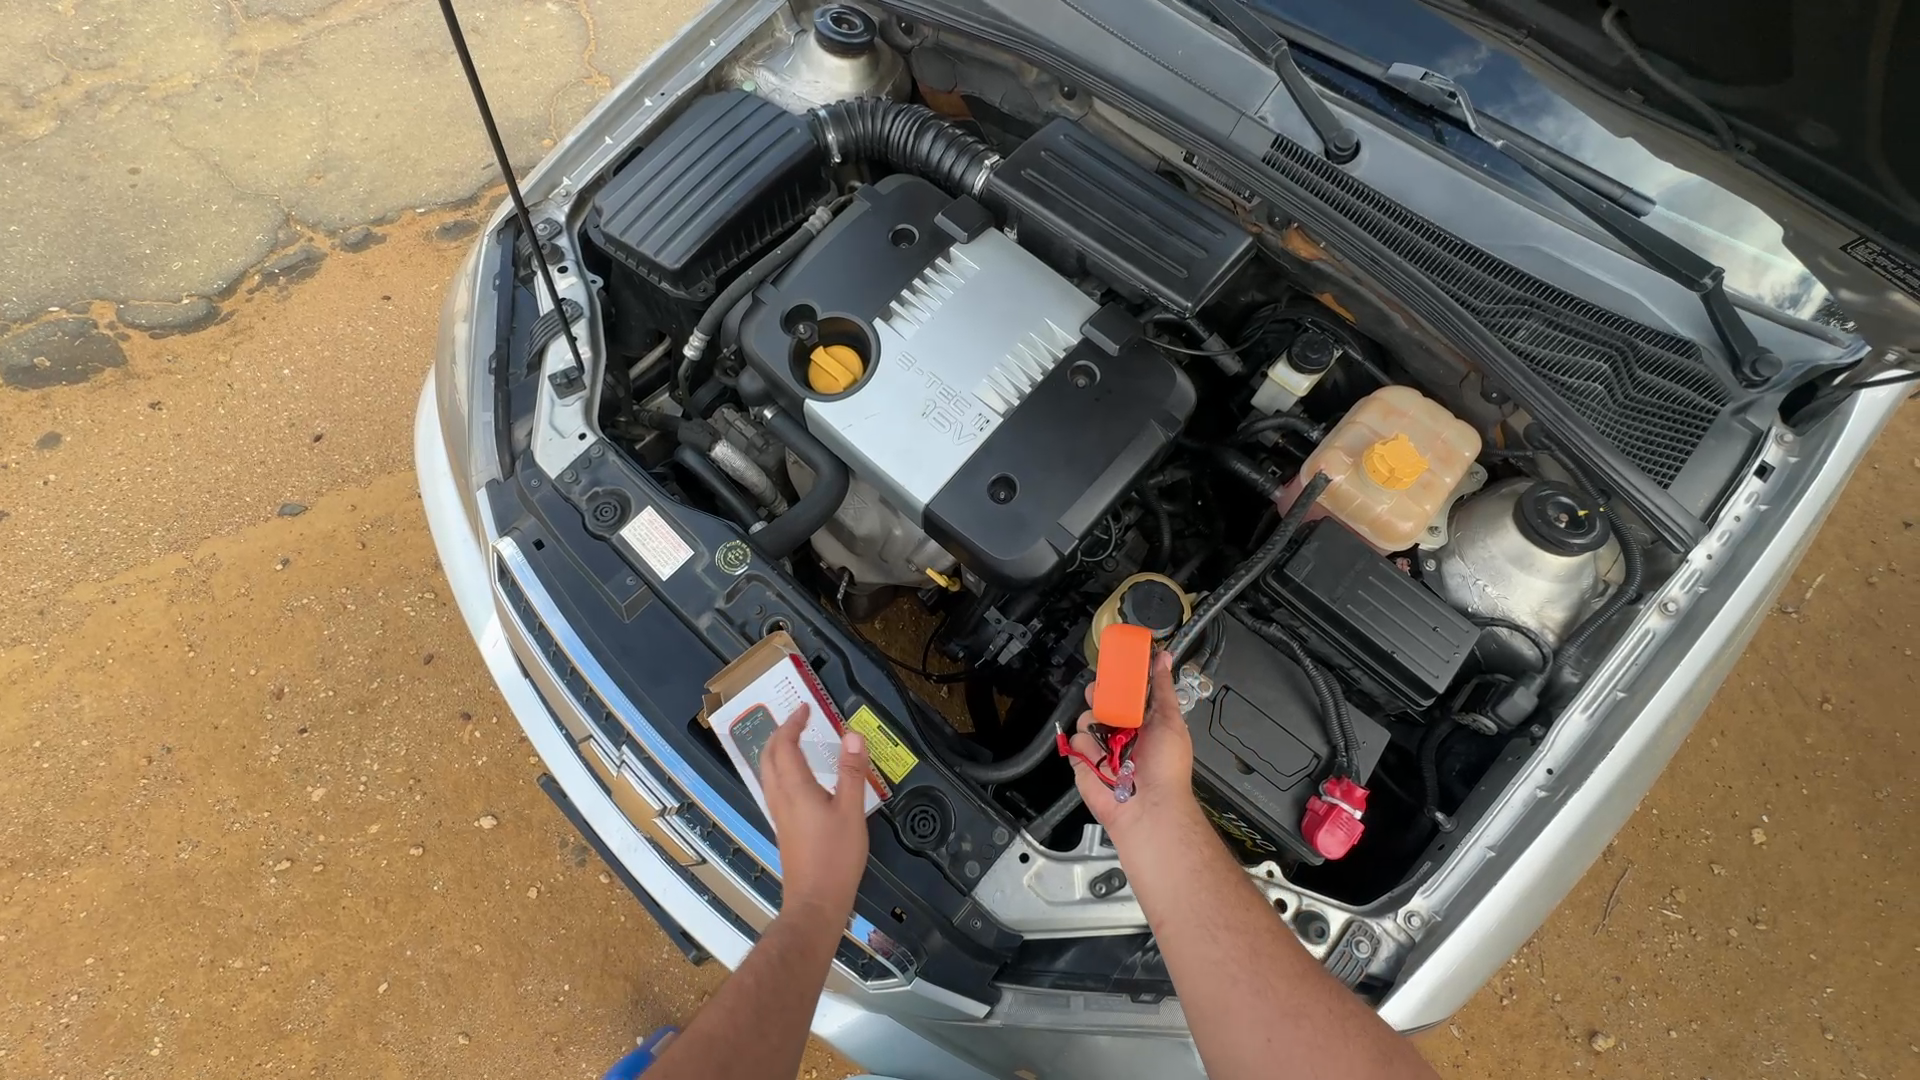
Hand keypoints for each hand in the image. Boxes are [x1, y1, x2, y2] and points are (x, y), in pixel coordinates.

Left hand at [760, 704, 871, 925]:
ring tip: (796, 740)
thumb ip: (852, 772)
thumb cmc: (835, 857)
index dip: (792, 724)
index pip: (784, 746)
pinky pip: (774, 788)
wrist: (815, 903)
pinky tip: (799, 777)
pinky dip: (781, 769)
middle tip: (798, 720)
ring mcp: (778, 815)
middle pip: (768, 757)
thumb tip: (852, 735)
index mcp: (795, 789)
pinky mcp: (783, 828)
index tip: (805, 708)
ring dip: (777, 751)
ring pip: (767, 773)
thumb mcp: (852, 811)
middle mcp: (780, 798)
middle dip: (779, 734)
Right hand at [1067, 652, 1203, 847]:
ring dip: (1095, 724)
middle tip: (1101, 696)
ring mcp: (1101, 748)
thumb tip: (1163, 658)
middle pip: (1100, 702)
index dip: (1119, 680)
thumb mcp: (1170, 720)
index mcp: (1143, 721)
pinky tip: (1100, 759)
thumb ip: (1162, 688)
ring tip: (1110, 740)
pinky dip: (1086, 748)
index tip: (1114, 666)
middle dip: (1098, 696)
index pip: (1126, 693)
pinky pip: (1075, 742)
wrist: (1148, 807)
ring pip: (1085, 718)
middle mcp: (1121, 733)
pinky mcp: (1084, 762)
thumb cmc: (1166, 767)